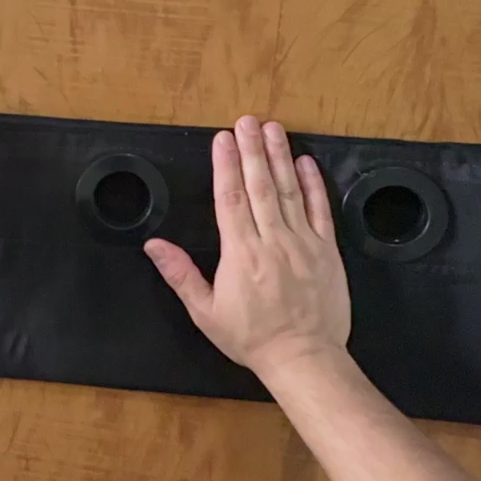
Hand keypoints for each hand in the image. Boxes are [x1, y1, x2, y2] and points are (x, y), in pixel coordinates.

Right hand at [144, 116, 350, 372]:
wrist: (304, 359)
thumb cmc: (251, 337)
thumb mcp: (205, 312)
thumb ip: (180, 274)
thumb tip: (153, 245)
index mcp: (240, 253)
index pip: (230, 199)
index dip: (225, 165)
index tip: (222, 139)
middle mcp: (272, 241)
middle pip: (260, 186)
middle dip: (252, 150)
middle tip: (247, 121)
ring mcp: (303, 243)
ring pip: (289, 191)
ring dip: (280, 157)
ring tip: (273, 129)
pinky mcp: (327, 251)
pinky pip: (320, 211)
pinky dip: (314, 185)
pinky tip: (306, 162)